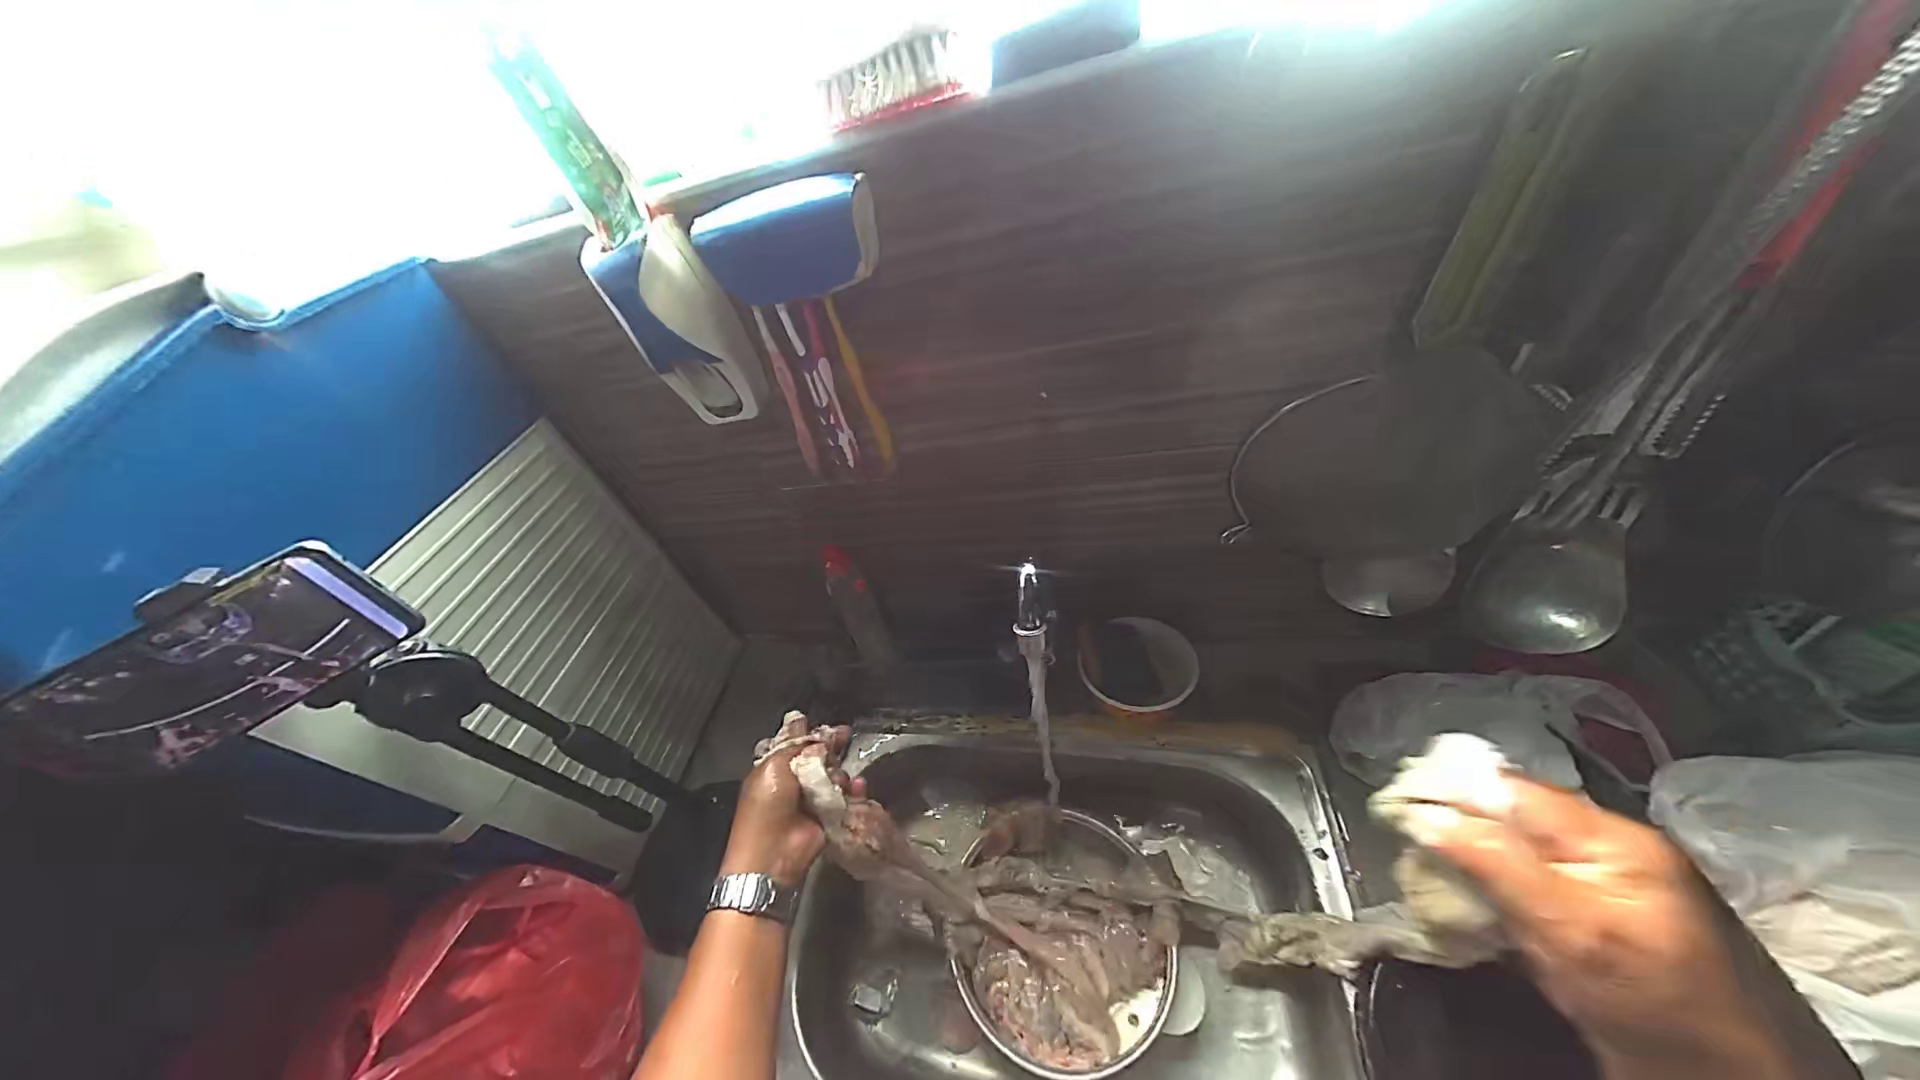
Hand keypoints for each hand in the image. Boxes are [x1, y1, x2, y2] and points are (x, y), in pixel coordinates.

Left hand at [719, 721, 859, 886]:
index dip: (808, 732)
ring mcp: (811, 797)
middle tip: (845, 735)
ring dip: (839, 771)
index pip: (793, 742)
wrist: (772, 854)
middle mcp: (792, 779)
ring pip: (833, 773)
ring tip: (838, 778)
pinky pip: (845, 794)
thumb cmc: (766, 808)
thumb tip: (811, 729)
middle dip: (830, 745)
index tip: (823, 725)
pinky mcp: (828, 813)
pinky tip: (856, 786)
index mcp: (772, 767)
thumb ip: (796, 746)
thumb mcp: (774, 767)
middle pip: (816, 756)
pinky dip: (852, 789)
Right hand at [1422, 774, 1796, 1079]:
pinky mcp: (1586, 919)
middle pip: (1504, 816)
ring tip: (1424, 873)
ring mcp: (1596, 886)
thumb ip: (1495, 863)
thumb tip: (1422, 815)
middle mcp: (1601, 850)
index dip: (1448, 790)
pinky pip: (1518, 884)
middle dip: (1452, 828)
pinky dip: (1485, 889)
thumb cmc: (1655, 1005)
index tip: (1396, 804)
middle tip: (1405, 842)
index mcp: (1609, 837)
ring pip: (1506, 850)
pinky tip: (1462, 903)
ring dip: (1464, 861)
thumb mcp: (1570, 929)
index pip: (1507, 788)